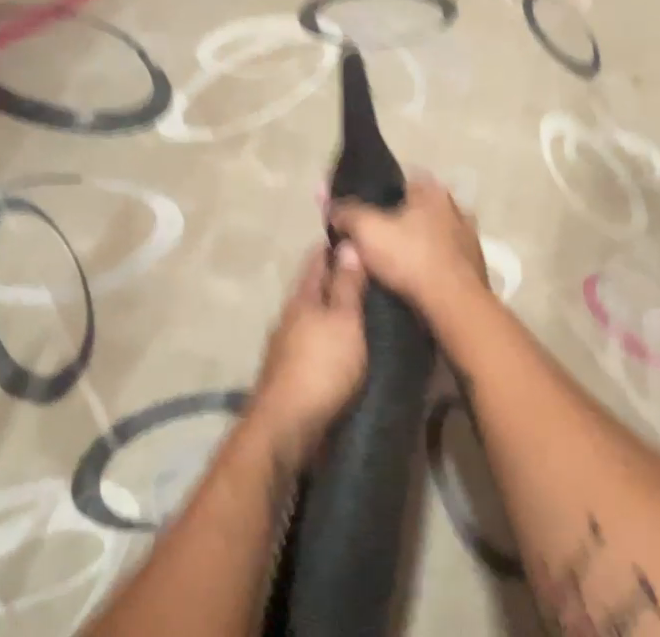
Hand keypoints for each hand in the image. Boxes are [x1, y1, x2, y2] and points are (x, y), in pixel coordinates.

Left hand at [250, 246, 368, 462]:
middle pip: (315, 289)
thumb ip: (346, 285)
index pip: (317, 259)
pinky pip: (316, 343)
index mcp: (302, 299)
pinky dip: (333, 336)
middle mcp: (290, 319)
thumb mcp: (344, 320)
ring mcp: (287, 348)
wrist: (287, 428)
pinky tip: (349, 344)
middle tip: (372, 270)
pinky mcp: (292, 374)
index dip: (334, 244)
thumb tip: (347, 244)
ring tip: (366, 307)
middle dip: (338, 278)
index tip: (355, 232)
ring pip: (315, 318)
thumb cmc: (322, 367)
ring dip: (335, 310)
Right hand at [328, 174, 489, 319]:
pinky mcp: (473, 267)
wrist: (454, 304)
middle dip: (394, 222)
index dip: (377, 194)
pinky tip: (410, 281)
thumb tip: (330, 204)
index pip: (400, 181)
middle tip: (369, 241)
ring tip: (387, 265)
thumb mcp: (366, 230)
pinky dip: (427, 267)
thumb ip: (346, 212)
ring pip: (429, 236)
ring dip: (412, 246)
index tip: (360, 212)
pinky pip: (441, 260)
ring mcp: (468, 238)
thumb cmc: (410, 257)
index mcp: (433, 190)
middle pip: (415, 210)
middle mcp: (456, 207)